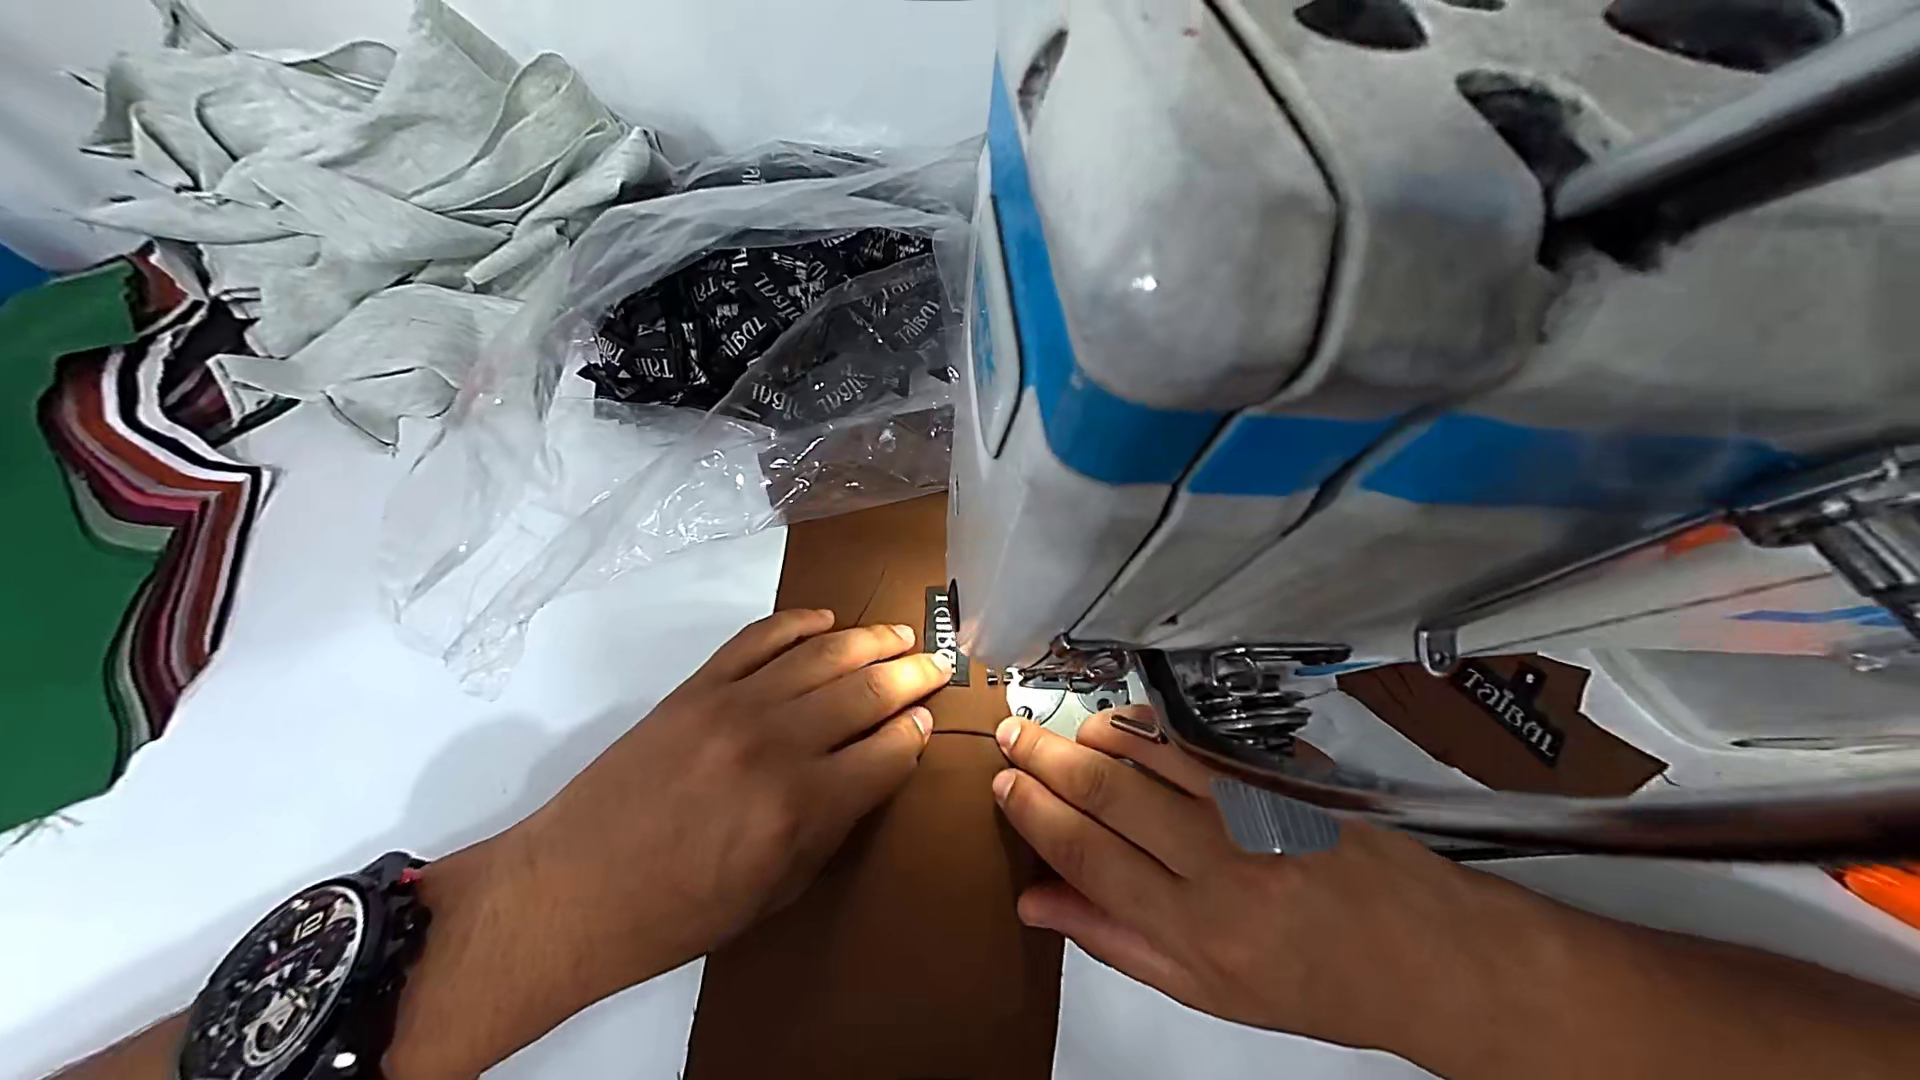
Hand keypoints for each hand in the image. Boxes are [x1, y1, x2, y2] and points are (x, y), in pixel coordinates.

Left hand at [387, 609, 950, 1079]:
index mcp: (799, 807)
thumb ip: (838, 820)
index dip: (916, 733)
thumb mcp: (778, 888)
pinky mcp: (696, 685)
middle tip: (938, 663)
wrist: (569, 891)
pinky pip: (759, 637)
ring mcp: (732, 704)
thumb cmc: (681, 911)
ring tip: (902, 633)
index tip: (927, 721)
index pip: (887, 750)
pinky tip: (827, 619)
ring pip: (823, 652)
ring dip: (872, 638)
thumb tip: (882, 762)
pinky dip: (799, 621)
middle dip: (914, 674)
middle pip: (867, 690)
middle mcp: (774, 743)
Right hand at [988, 707, 1590, 1071]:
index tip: (1002, 784)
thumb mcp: (1202, 991)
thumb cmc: (1310, 983)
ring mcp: (1252, 808)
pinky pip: (1194, 736)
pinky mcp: (1278, 774)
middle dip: (1044, 756)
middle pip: (1106, 792)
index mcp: (1196, 929)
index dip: (1034, 812)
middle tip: (1009, 734)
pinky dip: (1145, 724)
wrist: (1424, 953)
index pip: (1087, 855)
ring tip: (1059, 732)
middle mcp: (1218, 862)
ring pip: (1146, 751)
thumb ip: (1112, 937)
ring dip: (1090, 733)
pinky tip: (1122, 727)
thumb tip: (1034, 902)